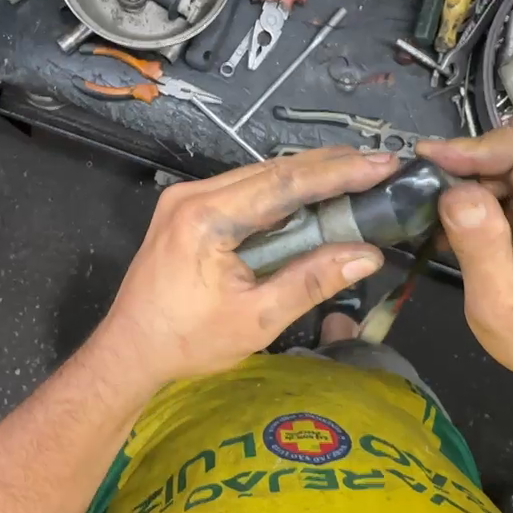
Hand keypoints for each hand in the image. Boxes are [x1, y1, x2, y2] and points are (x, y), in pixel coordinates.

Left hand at [83, 147, 397, 391]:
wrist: (130, 350)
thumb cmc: (189, 342)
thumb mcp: (257, 319)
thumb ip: (311, 282)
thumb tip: (367, 256)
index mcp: (206, 217)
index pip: (283, 183)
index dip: (338, 172)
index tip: (382, 163)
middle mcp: (193, 195)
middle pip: (271, 170)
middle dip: (329, 167)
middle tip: (380, 164)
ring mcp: (186, 198)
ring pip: (258, 176)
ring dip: (307, 177)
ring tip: (357, 174)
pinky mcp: (187, 209)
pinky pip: (243, 190)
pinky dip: (281, 191)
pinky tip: (311, 194)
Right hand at [416, 124, 512, 394]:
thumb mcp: (500, 305)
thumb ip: (481, 246)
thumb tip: (456, 193)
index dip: (478, 146)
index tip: (432, 164)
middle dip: (465, 167)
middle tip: (422, 196)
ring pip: (510, 168)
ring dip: (468, 186)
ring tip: (434, 221)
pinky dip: (480, 201)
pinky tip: (456, 231)